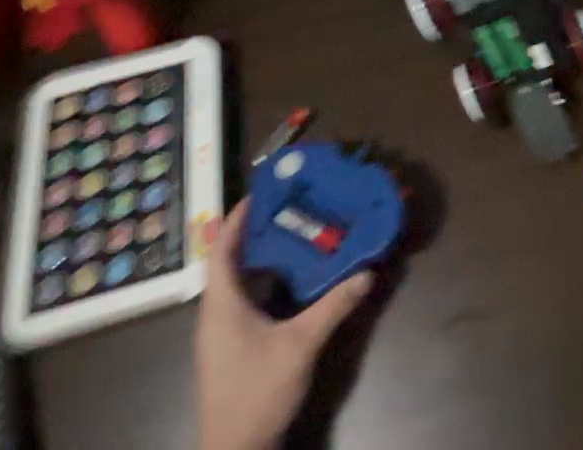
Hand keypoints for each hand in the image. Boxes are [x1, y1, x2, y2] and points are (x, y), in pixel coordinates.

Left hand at [196, 200, 372, 449]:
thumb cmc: (258, 391)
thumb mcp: (300, 345)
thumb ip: (333, 306)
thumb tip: (367, 272)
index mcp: (221, 305)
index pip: (221, 250)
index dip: (237, 219)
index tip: (260, 192)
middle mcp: (216, 312)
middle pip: (229, 261)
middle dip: (256, 232)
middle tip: (290, 206)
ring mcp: (221, 331)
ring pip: (238, 281)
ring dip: (262, 256)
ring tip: (296, 232)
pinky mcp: (232, 345)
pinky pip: (245, 299)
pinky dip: (266, 280)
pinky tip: (294, 278)